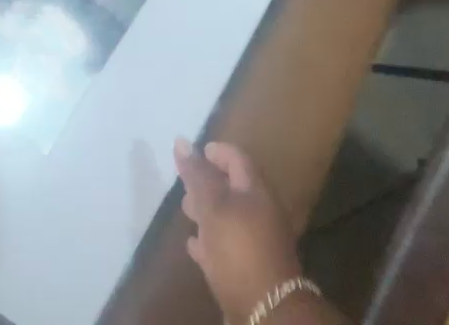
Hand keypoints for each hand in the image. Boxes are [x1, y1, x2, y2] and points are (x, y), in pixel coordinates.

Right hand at [174, 139, 302, 322]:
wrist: (267, 308)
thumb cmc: (239, 248)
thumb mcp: (214, 207)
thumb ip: (198, 176)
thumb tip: (182, 140)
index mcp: (256, 191)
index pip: (239, 160)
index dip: (220, 152)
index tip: (201, 149)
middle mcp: (261, 212)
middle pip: (235, 189)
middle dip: (211, 182)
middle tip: (187, 182)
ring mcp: (258, 241)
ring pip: (230, 218)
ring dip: (209, 212)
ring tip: (186, 211)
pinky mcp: (250, 269)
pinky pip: (227, 247)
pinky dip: (210, 242)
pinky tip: (193, 245)